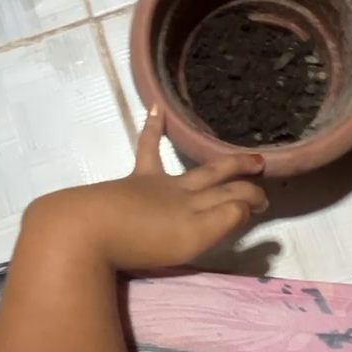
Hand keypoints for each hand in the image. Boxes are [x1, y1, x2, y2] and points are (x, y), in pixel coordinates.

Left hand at [20, 106, 268, 271]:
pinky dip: (153, 127)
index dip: (252, 201)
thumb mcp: (191, 241)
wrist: (88, 229)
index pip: (234, 200)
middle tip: (262, 178)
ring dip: (222, 163)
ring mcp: (157, 184)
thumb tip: (246, 203)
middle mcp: (183, 192)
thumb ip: (223, 222)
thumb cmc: (140, 243)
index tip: (264, 205)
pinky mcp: (133, 181)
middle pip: (220, 181)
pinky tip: (155, 107)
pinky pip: (147, 148)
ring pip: (196, 170)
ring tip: (243, 156)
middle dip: (244, 180)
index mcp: (197, 211)